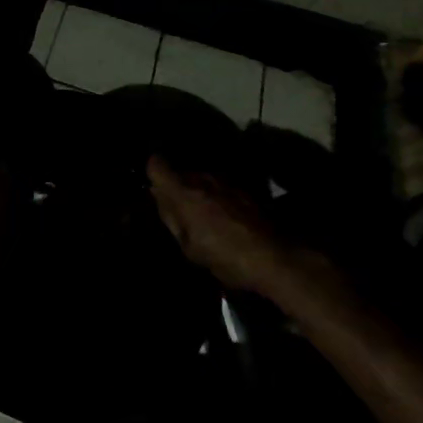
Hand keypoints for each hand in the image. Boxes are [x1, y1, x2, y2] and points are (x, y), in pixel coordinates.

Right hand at [146, 155, 291, 293]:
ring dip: (195, 191)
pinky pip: (216, 185)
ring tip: (200, 217)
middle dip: (175, 187)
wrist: (271, 255)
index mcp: (185, 193)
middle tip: (176, 212)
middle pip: (179, 172)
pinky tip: (220, 217)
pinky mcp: (240, 186)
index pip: (157, 165)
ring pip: (199, 178)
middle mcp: (202, 178)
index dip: (151, 172)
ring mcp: (223, 180)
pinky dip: (213, 195)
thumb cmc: (224, 257)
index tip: (153, 187)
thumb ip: (171, 217)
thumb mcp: (189, 246)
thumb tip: (158, 195)